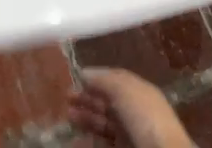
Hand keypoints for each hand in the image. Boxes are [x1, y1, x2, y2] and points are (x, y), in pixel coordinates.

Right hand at [69, 67, 192, 147]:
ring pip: (103, 124)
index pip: (115, 81)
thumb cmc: (144, 118)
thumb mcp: (124, 90)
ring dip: (85, 119)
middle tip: (67, 97)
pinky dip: (88, 141)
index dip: (96, 78)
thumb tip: (83, 72)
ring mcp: (129, 134)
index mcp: (139, 91)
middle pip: (107, 102)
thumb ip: (103, 80)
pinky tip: (75, 139)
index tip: (75, 77)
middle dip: (87, 98)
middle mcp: (134, 111)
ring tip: (68, 116)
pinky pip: (102, 143)